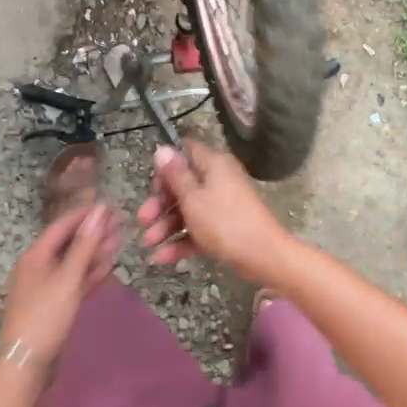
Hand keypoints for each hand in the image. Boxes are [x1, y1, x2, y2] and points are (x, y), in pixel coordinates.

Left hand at [0, 204, 120, 366]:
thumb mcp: (67, 278)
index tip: (110, 206)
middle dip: (93, 232)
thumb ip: (84, 245)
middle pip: (68, 242)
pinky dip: (88, 274)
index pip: (63, 225)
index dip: (86, 214)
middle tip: (120, 224)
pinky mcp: (53, 305)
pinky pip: (73, 282)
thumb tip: (100, 211)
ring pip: (72, 263)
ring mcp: (45, 287)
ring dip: (94, 252)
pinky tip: (106, 268)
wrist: (25, 365)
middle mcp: (38, 266)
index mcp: (36, 255)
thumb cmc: (45, 316)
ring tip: (118, 242)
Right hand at [136, 140, 292, 280]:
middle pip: (183, 184)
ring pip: (188, 209)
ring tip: (149, 244)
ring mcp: (222, 204)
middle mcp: (218, 179)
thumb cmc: (224, 222)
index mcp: (213, 164)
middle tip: (143, 220)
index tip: (152, 184)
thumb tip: (162, 148)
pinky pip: (199, 228)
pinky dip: (182, 240)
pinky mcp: (224, 227)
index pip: (186, 151)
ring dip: (166, 225)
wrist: (263, 256)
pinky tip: (162, 258)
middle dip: (160, 203)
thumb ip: (175, 175)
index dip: (166, 165)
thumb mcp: (193, 198)